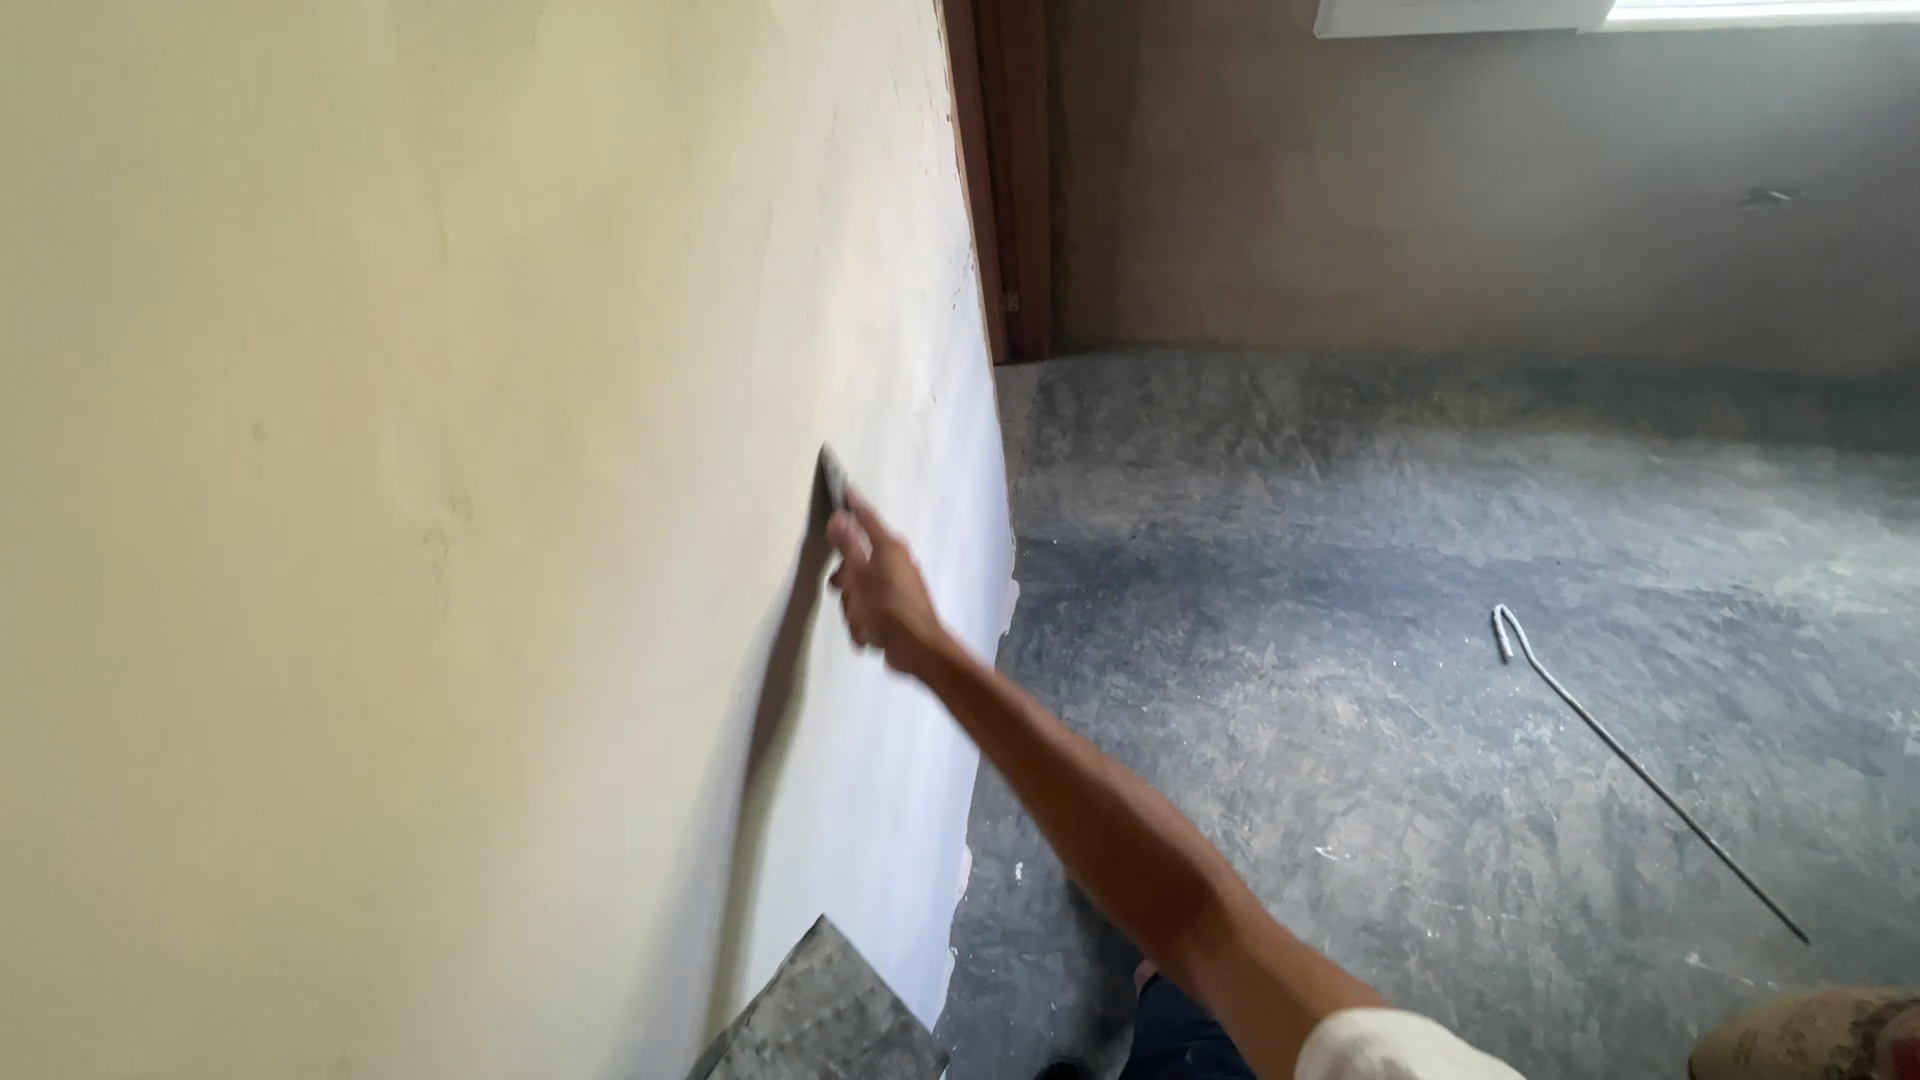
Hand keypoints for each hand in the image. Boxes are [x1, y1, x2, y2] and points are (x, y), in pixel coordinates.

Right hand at [827, 492, 950, 675]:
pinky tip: (868, 636)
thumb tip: (839, 516)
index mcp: (889, 547)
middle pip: (859, 560)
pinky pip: (872, 610)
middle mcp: (897, 561)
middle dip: (846, 580)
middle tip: (841, 589)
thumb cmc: (886, 608)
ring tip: (860, 623)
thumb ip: (847, 546)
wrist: (918, 649)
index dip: (853, 504)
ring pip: (862, 590)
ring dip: (854, 609)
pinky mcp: (899, 609)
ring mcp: (900, 586)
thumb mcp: (858, 576)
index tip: (843, 488)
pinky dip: (866, 624)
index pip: (867, 517)